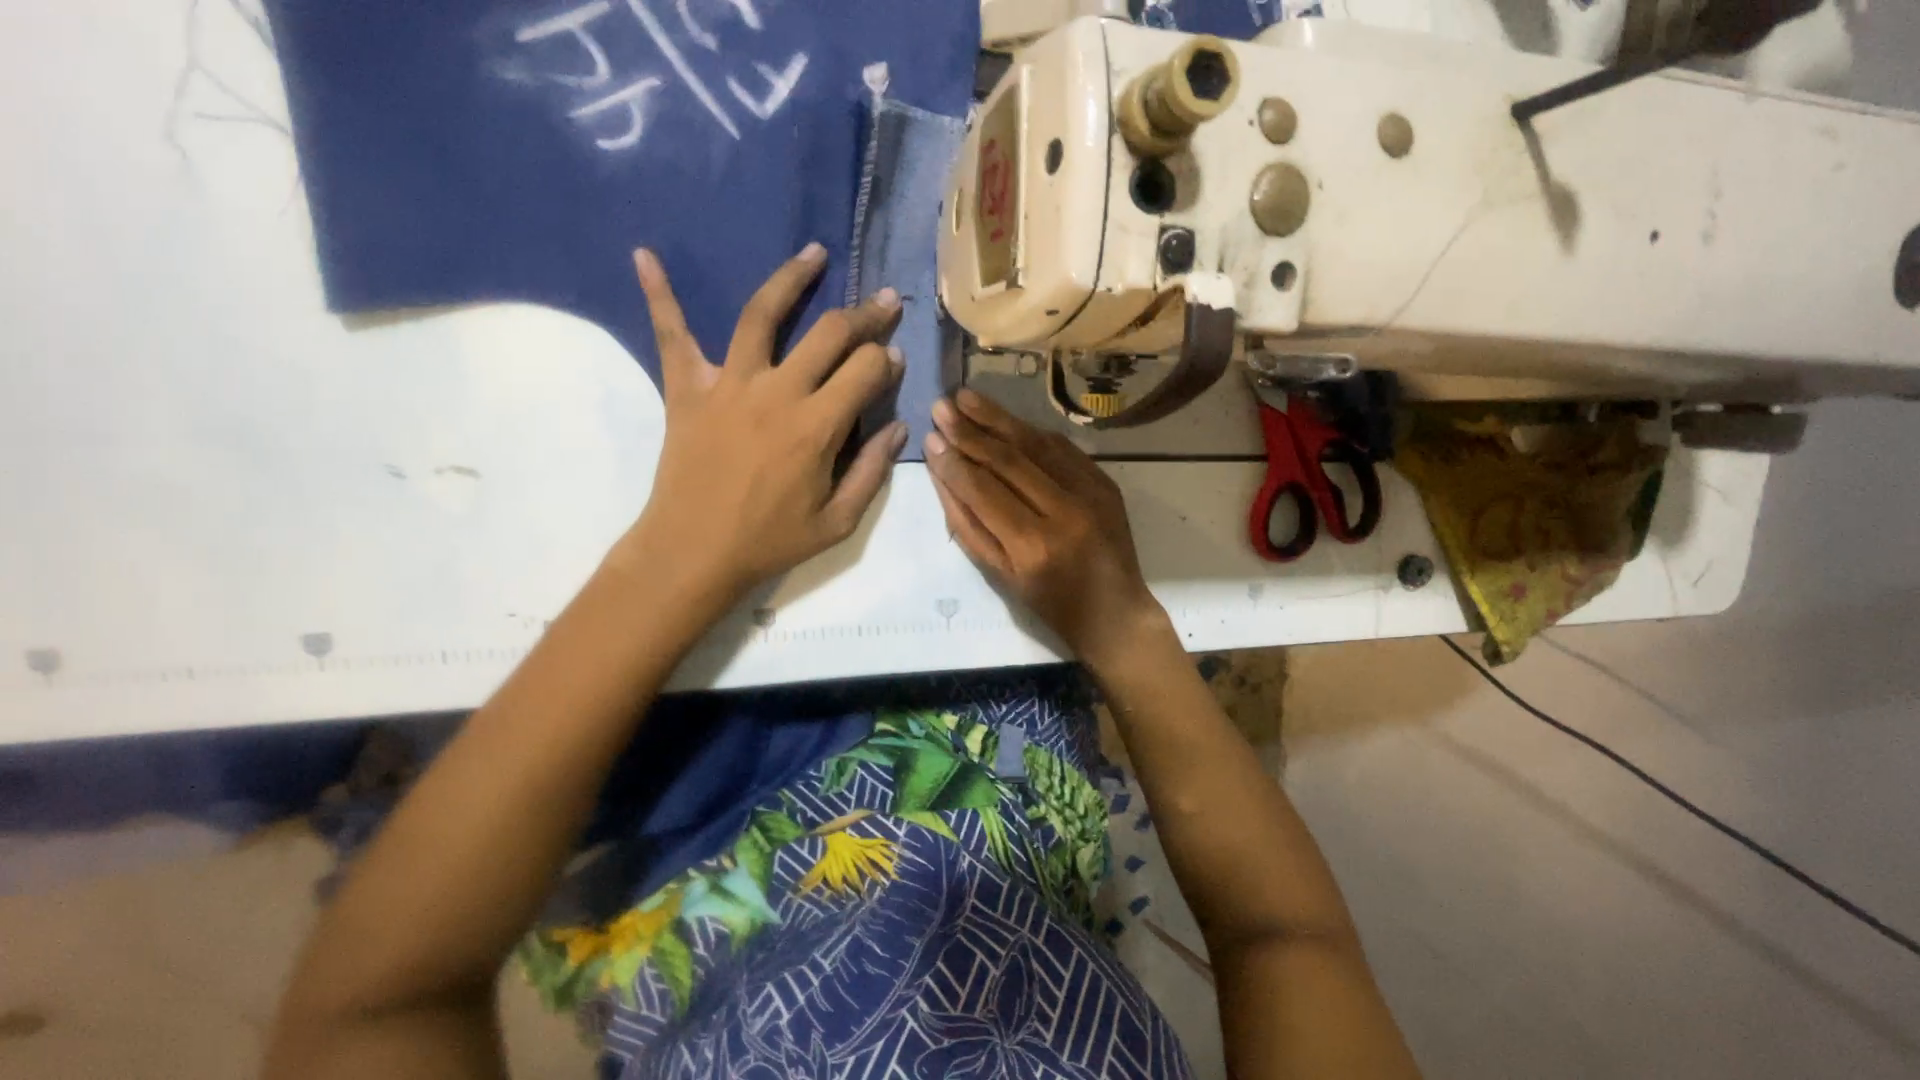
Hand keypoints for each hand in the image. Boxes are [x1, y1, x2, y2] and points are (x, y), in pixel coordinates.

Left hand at [609, 244, 907, 605]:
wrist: (693, 553)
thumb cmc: (769, 543)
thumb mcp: (838, 522)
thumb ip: (872, 471)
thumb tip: (899, 426)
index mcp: (818, 427)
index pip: (866, 370)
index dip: (887, 359)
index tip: (893, 360)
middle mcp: (777, 392)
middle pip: (829, 333)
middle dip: (865, 313)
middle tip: (884, 300)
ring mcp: (729, 384)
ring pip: (762, 314)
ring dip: (791, 279)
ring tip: (813, 253)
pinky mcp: (687, 388)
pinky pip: (671, 334)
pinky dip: (659, 294)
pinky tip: (644, 255)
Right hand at [925, 389, 1173, 668]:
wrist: (1115, 613)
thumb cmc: (1050, 604)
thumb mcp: (1000, 575)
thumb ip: (967, 525)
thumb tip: (941, 475)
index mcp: (1033, 545)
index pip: (984, 489)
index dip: (954, 461)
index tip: (930, 437)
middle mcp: (1064, 512)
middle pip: (1010, 459)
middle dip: (971, 431)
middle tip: (941, 407)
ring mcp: (1090, 493)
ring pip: (1037, 444)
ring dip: (999, 418)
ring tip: (966, 398)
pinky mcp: (1105, 483)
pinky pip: (1063, 448)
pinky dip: (1031, 432)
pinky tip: (1005, 418)